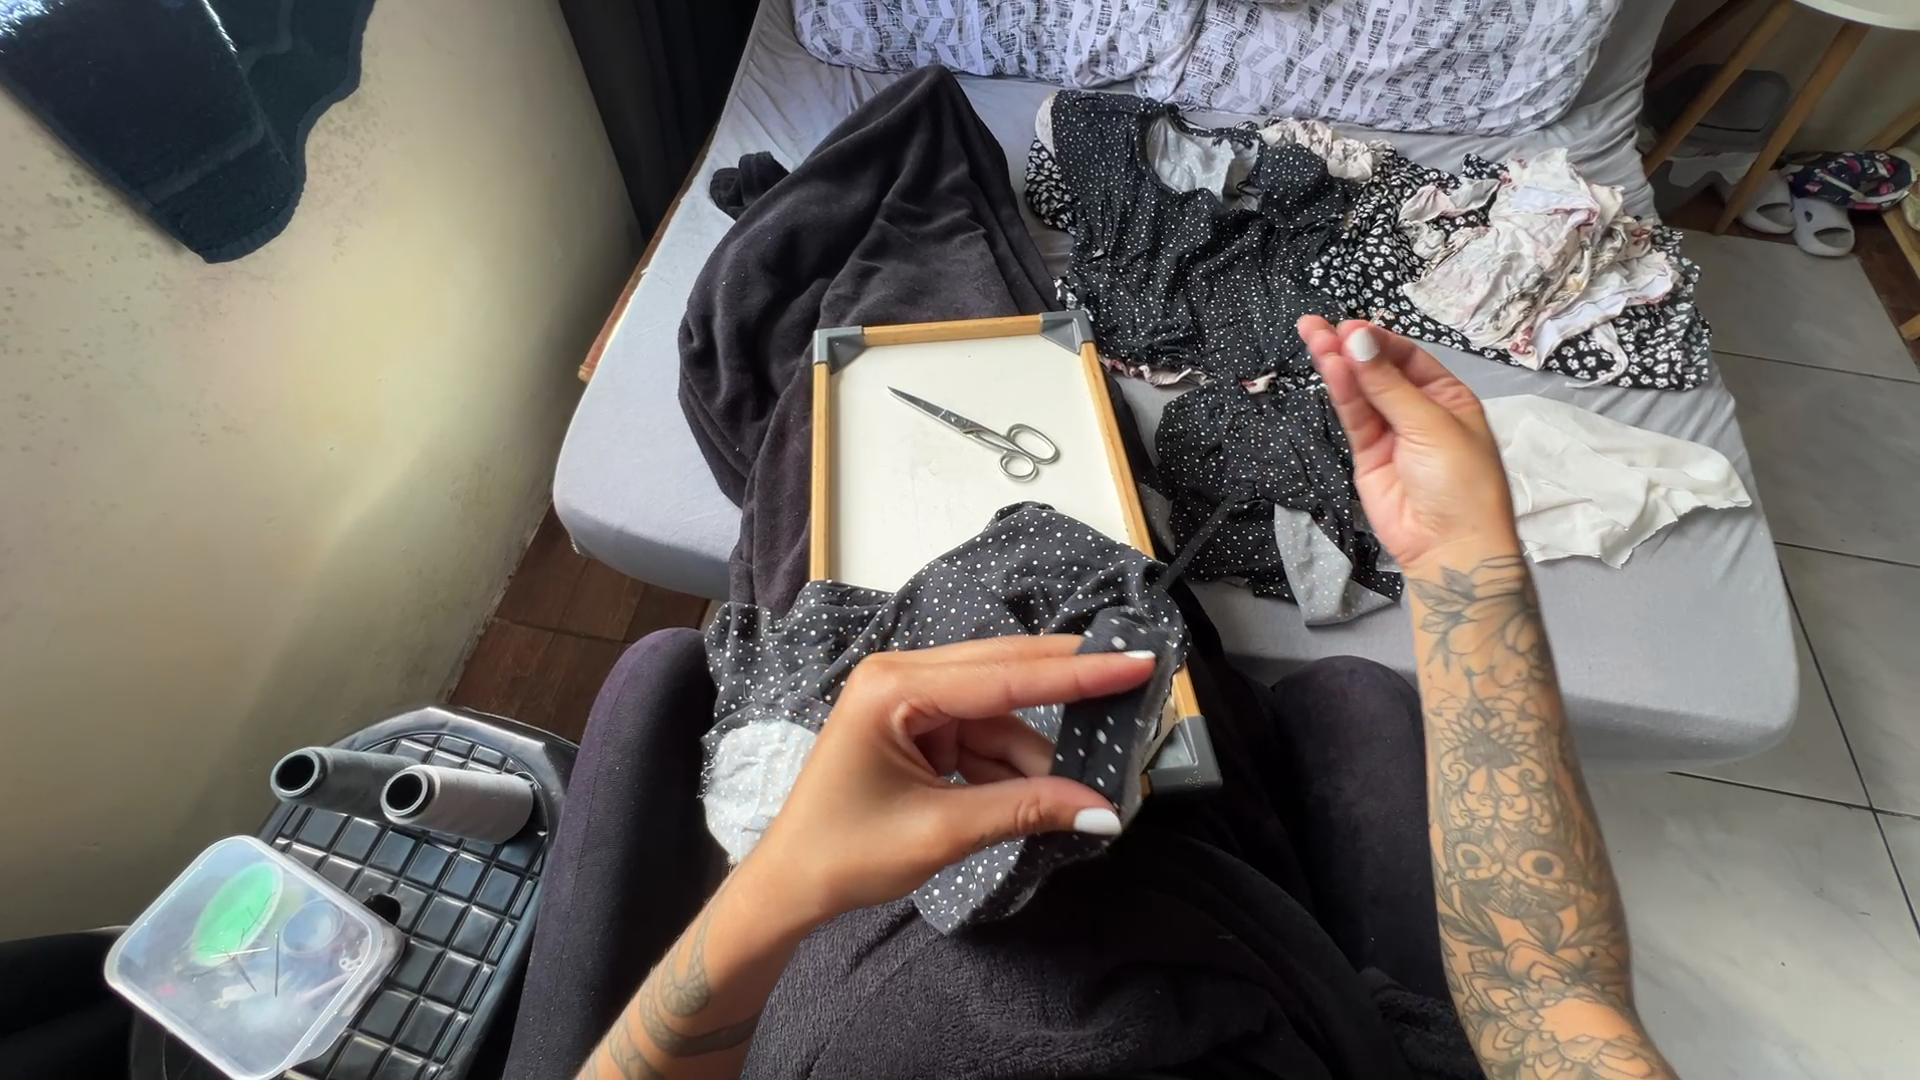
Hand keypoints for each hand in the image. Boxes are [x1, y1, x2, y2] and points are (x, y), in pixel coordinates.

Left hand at [739, 635, 1152, 925]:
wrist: (791, 884)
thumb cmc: (846, 852)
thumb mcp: (941, 832)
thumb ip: (1024, 810)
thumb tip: (1103, 810)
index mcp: (896, 687)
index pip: (1002, 675)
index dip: (1074, 673)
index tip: (1133, 662)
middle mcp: (904, 677)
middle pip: (1003, 674)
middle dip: (1066, 689)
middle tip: (1134, 683)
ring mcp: (913, 699)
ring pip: (999, 712)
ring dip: (1036, 753)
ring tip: (1082, 788)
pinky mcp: (921, 724)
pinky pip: (983, 734)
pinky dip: (1011, 764)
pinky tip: (1038, 794)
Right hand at [1297, 316, 1517, 572]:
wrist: (1448, 543)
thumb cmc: (1460, 481)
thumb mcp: (1431, 424)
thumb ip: (1388, 384)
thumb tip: (1357, 341)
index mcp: (1447, 397)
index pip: (1408, 357)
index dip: (1378, 340)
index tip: (1348, 326)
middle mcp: (1417, 410)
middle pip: (1377, 371)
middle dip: (1347, 347)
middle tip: (1314, 326)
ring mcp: (1389, 432)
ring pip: (1360, 392)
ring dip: (1336, 366)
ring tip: (1311, 339)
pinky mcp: (1366, 453)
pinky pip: (1352, 416)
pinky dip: (1339, 393)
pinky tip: (1327, 370)